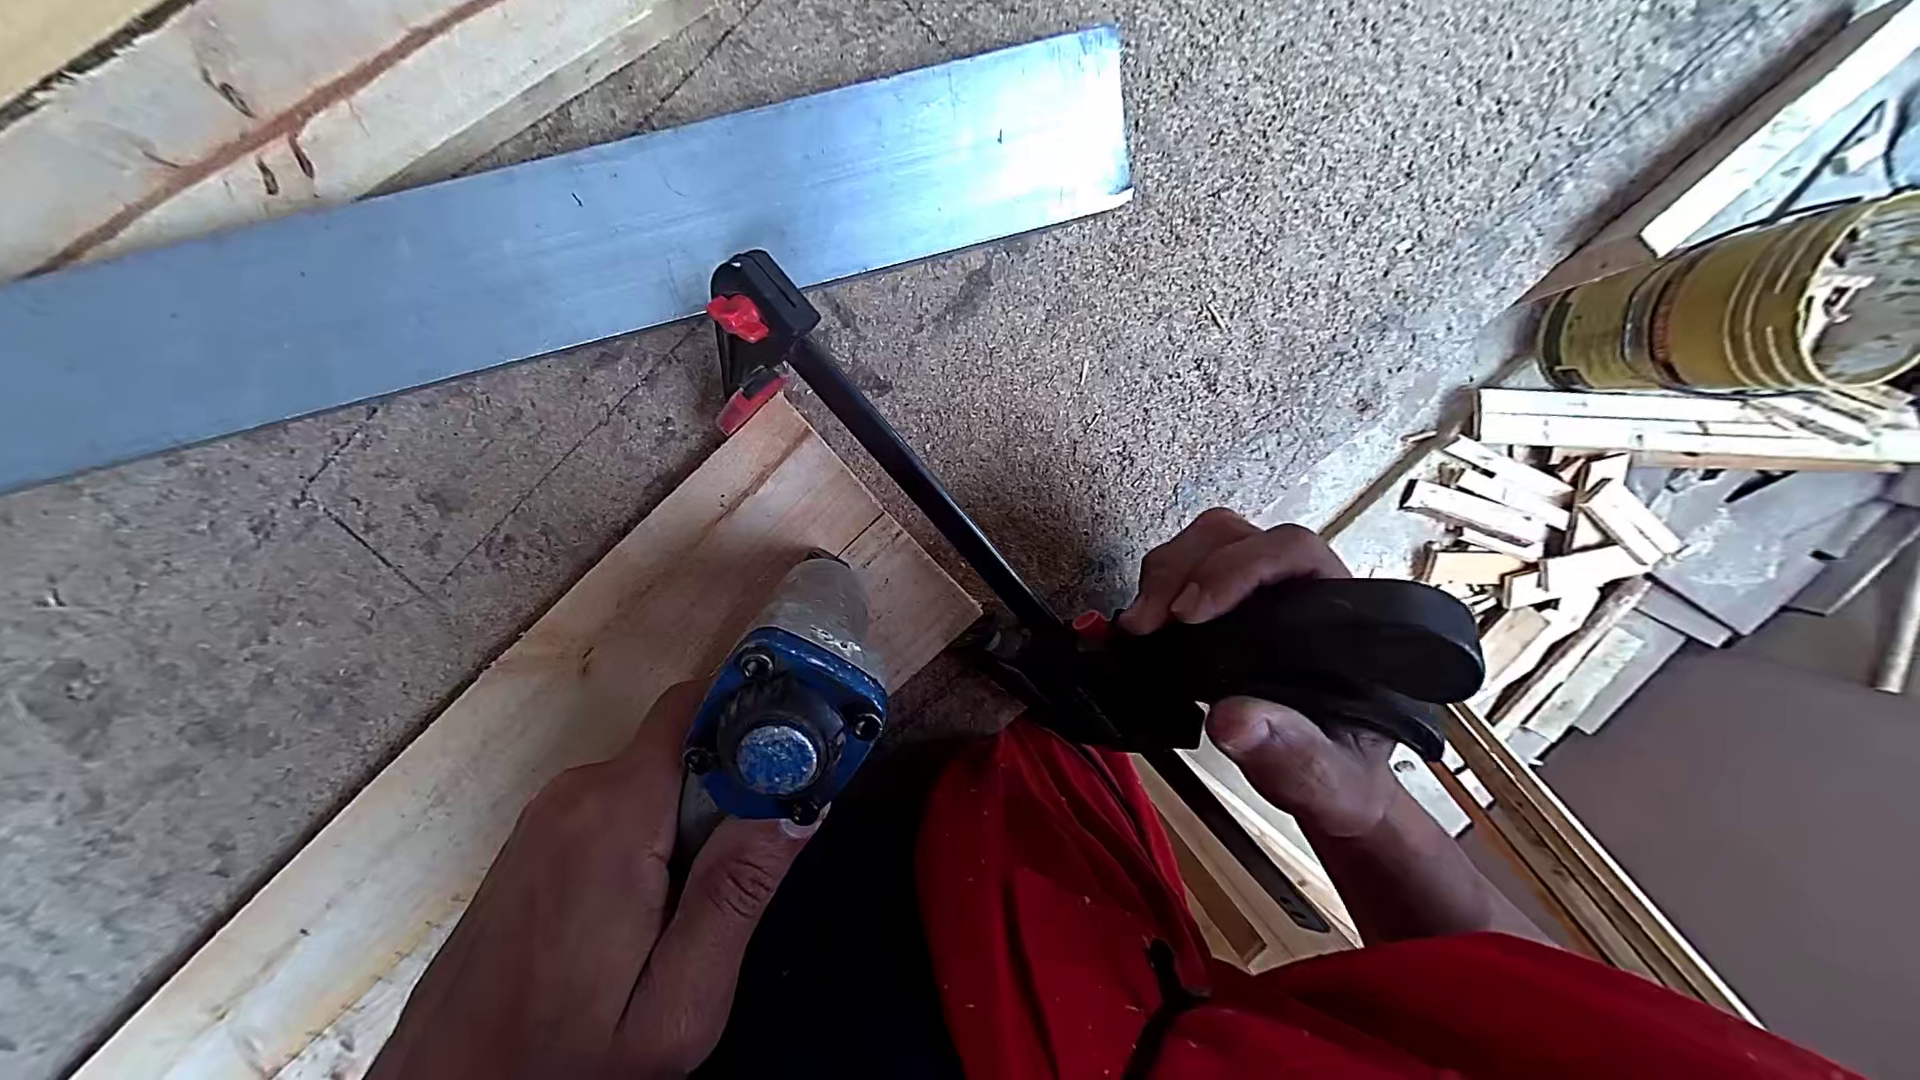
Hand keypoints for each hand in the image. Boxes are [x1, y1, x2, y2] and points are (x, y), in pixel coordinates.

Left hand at [367, 682, 815, 1079]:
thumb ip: (738, 892)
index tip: (792, 761)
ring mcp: (549, 812)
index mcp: (615, 812)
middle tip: (743, 863)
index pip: (696, 707)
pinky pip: (622, 802)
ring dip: (693, 817)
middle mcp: (576, 791)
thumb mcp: (677, 1002)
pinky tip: (645, 907)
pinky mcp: (539, 836)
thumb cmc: (561, 1065)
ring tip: (688, 902)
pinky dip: (655, 832)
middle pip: (684, 743)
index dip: (752, 720)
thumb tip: (797, 804)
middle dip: (729, 786)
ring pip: (658, 775)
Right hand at [1119, 509, 1397, 838]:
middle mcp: (1293, 590)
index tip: (1192, 613)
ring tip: (1142, 628)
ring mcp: (1249, 592)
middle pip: (1232, 537)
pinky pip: (1177, 571)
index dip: (1235, 569)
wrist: (1315, 775)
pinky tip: (1142, 629)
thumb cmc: (1331, 767)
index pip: (1290, 551)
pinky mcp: (1214, 605)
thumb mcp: (1326, 778)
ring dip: (1160, 579)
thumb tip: (1236, 718)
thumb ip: (1294, 754)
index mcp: (1338, 615)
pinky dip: (1150, 592)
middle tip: (1151, 622)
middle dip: (1181, 571)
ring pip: (1199, 545)